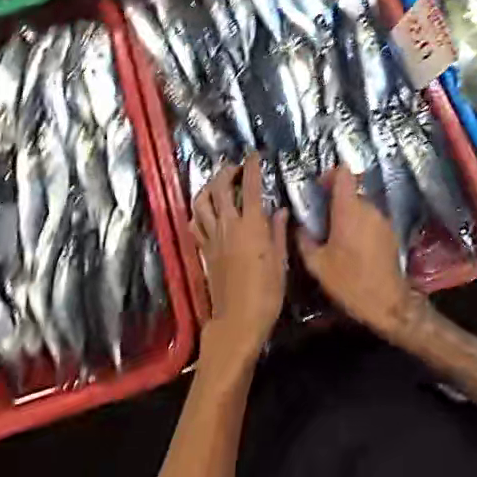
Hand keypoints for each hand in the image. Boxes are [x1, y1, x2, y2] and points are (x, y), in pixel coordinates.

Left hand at [192, 154, 288, 370]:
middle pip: (219, 187)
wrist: (238, 320)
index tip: (254, 156)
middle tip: (236, 167)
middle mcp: (228, 225)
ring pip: (202, 201)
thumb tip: (280, 210)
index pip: (249, 187)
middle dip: (226, 171)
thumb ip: (278, 232)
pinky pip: (196, 223)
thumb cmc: (266, 294)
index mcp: (251, 226)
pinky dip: (199, 211)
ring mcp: (212, 236)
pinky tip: (205, 211)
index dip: (251, 167)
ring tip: (217, 183)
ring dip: (208, 186)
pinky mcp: (203, 249)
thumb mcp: (280, 263)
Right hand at [297, 165, 427, 341]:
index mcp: (348, 210)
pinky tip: (353, 247)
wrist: (389, 305)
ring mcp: (383, 221)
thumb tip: (300, 227)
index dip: (330, 174)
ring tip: (337, 235)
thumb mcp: (317, 264)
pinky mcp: (391, 233)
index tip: (320, 187)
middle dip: (335, 200)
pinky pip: (371, 219)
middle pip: (350, 191)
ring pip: (361, 206)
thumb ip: (304, 239)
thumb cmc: (350, 282)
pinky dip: (360, 225)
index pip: (343, 174)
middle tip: (322, 218)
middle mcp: (368, 209)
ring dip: (348, 214)